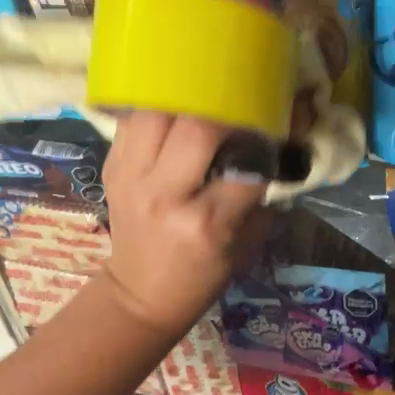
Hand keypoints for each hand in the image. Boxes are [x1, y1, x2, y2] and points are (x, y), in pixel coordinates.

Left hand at [99, 111, 267, 335]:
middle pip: (197, 126)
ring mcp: (131, 179)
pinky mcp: (111, 167)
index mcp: (207, 223)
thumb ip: (261, 193)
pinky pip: (135, 120)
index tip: (279, 129)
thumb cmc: (203, 273)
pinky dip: (159, 111)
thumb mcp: (246, 242)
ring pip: (158, 112)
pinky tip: (176, 113)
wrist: (142, 293)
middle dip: (227, 111)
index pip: (246, 165)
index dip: (267, 142)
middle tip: (241, 107)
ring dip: (187, 101)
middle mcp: (165, 197)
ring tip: (205, 102)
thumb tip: (282, 142)